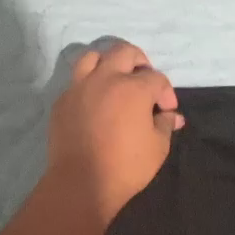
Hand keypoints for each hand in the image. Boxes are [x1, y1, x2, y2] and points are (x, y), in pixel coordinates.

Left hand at [43, 39, 183, 226]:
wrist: (81, 182)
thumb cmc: (127, 166)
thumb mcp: (158, 147)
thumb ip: (165, 124)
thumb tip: (172, 116)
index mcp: (133, 88)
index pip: (156, 78)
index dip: (166, 93)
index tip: (166, 111)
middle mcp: (105, 79)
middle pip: (124, 52)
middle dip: (140, 62)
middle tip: (144, 82)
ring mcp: (79, 88)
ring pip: (92, 57)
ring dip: (108, 64)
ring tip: (115, 81)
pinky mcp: (62, 101)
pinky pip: (76, 82)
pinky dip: (89, 85)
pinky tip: (96, 104)